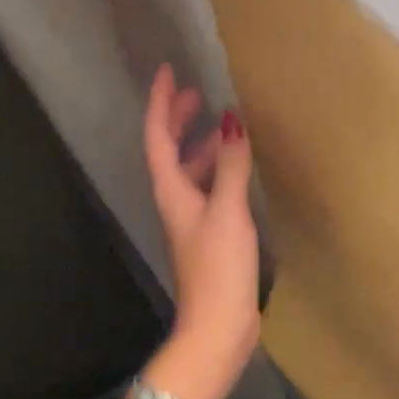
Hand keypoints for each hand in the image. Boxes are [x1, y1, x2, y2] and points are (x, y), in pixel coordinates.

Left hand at [142, 63, 259, 397]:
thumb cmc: (219, 269)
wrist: (218, 326)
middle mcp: (176, 205)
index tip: (171, 72)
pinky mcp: (210, 244)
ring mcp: (192, 226)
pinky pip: (210, 197)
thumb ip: (231, 166)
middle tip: (199, 97)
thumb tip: (232, 121)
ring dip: (204, 151)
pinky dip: (220, 178)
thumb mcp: (228, 212)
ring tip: (226, 132)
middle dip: (181, 123)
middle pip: (171, 155)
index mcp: (172, 192)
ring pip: (193, 177)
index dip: (163, 104)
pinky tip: (239, 177)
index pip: (159, 137)